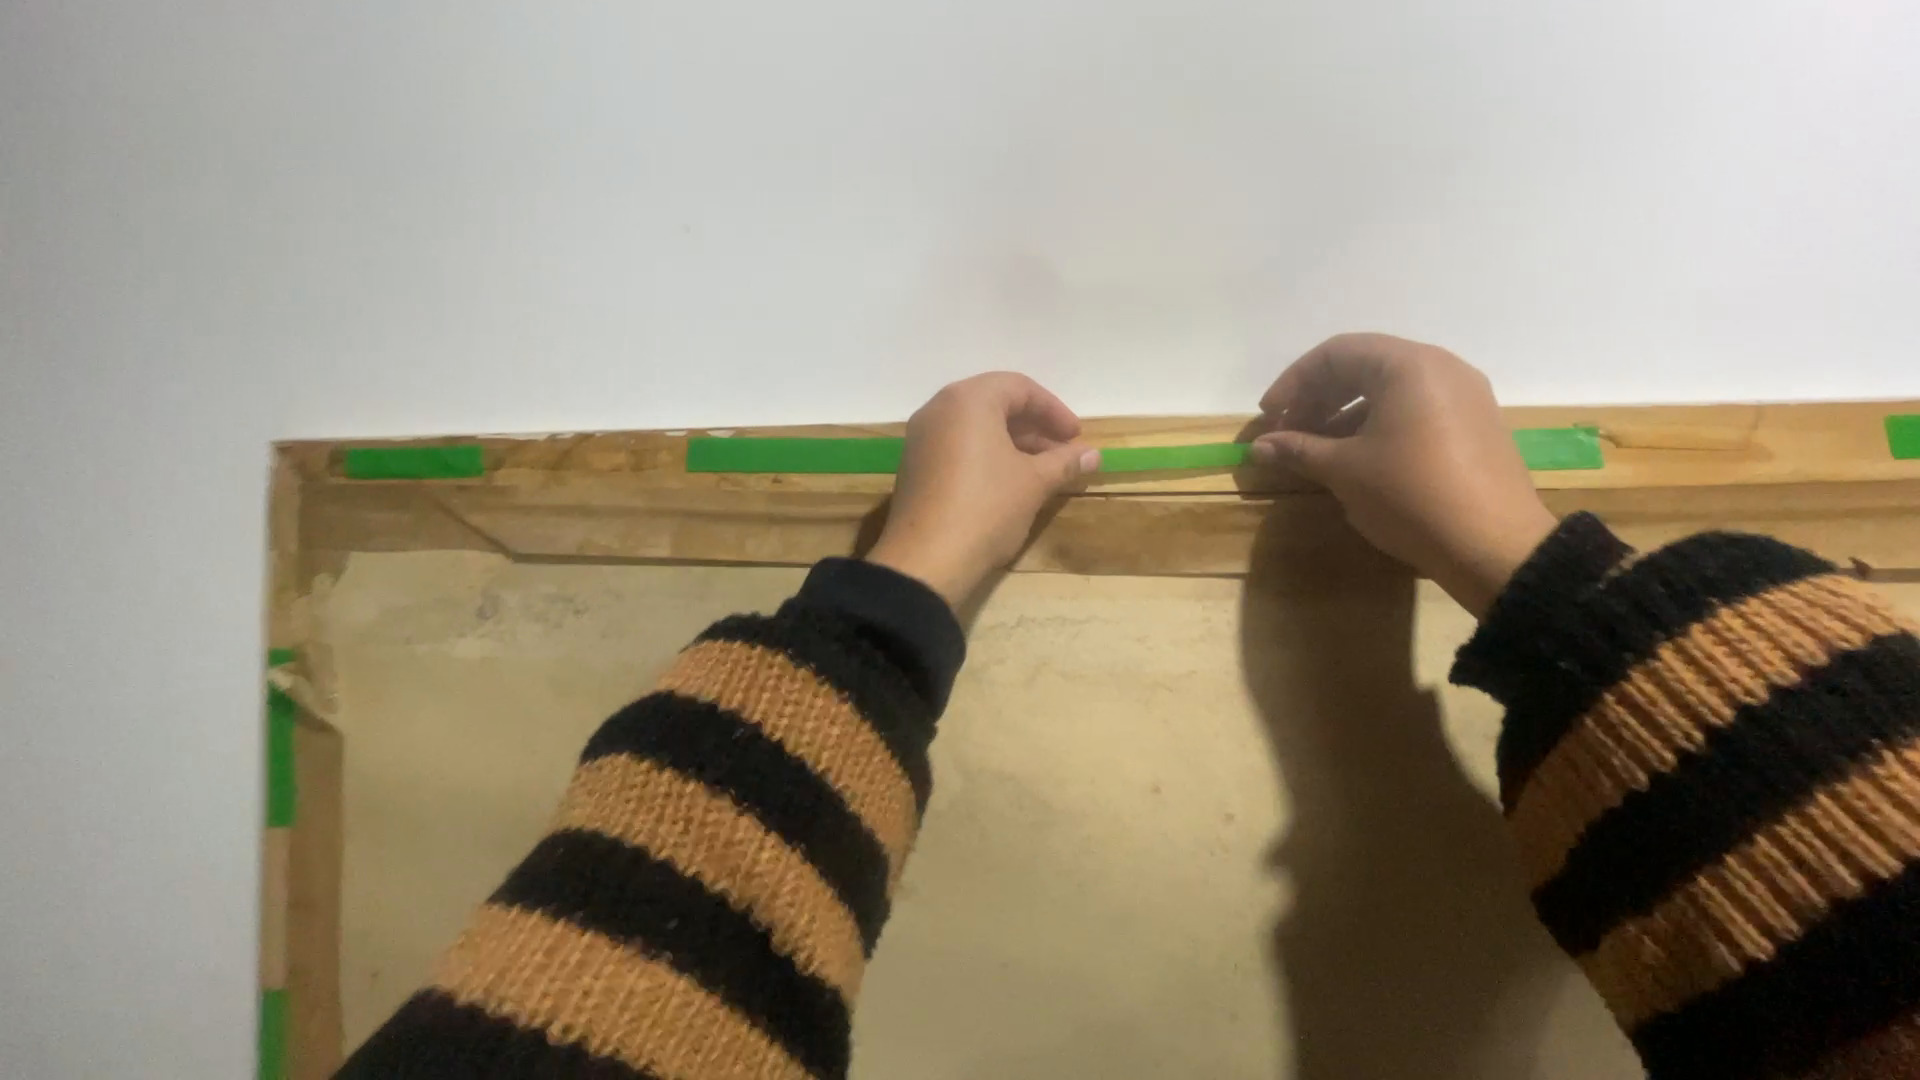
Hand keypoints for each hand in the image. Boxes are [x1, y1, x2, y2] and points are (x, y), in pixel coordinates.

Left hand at [866, 373, 1099, 609]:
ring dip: (1012, 444)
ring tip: (1042, 471)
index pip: (1019, 388)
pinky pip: (957, 447)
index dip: (1054, 411)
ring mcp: (921, 438)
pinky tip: (1009, 483)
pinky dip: (986, 456)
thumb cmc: (986, 508)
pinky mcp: (915, 466)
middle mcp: (939, 409)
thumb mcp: (1034, 483)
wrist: (927, 560)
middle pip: (995, 404)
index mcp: (968, 400)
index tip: (1076, 437)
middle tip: (1063, 453)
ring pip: (975, 428)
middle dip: (1033, 427)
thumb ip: (1064, 462)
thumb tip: (1093, 454)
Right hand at [1249, 333, 1557, 616]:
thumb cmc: (1409, 495)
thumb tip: (1260, 447)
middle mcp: (1440, 368)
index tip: (1269, 417)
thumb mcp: (1343, 470)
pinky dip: (1375, 424)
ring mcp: (1463, 396)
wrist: (1493, 546)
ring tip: (1315, 450)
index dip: (1293, 382)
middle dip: (1317, 397)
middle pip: (1362, 366)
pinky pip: (1412, 409)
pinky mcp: (1472, 425)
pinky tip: (1355, 458)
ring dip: (1342, 413)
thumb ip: (1298, 449)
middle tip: (1288, 434)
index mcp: (1408, 366)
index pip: (1335, 353)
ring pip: (1388, 389)